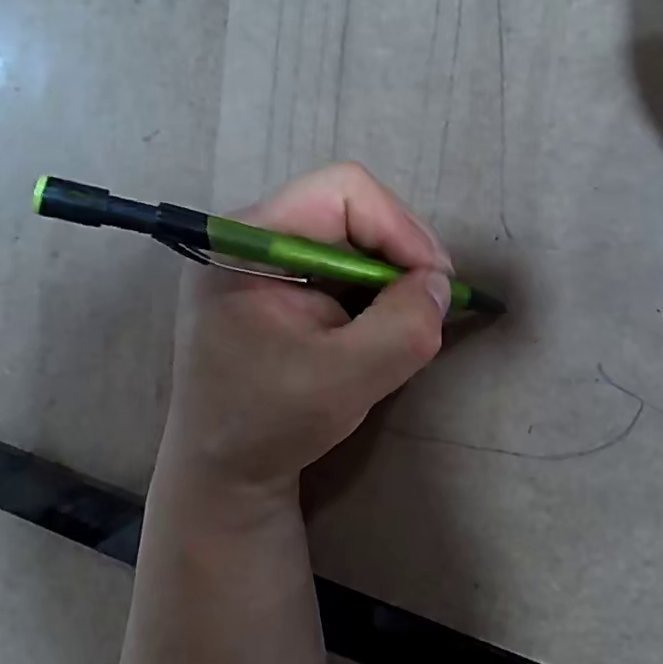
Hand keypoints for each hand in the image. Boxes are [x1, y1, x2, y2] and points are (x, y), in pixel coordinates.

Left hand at [156, 163, 452, 511]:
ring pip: (352, 238)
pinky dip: (375, 292)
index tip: (434, 281)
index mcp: (248, 243)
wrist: (223, 470)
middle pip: (350, 210)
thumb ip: (403, 328)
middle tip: (431, 302)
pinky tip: (378, 330)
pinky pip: (343, 266)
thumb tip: (439, 284)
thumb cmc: (268, 425)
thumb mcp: (344, 381)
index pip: (342, 193)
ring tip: (407, 322)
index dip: (400, 228)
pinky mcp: (279, 285)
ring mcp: (264, 261)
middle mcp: (252, 238)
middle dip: (401, 254)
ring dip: (391, 276)